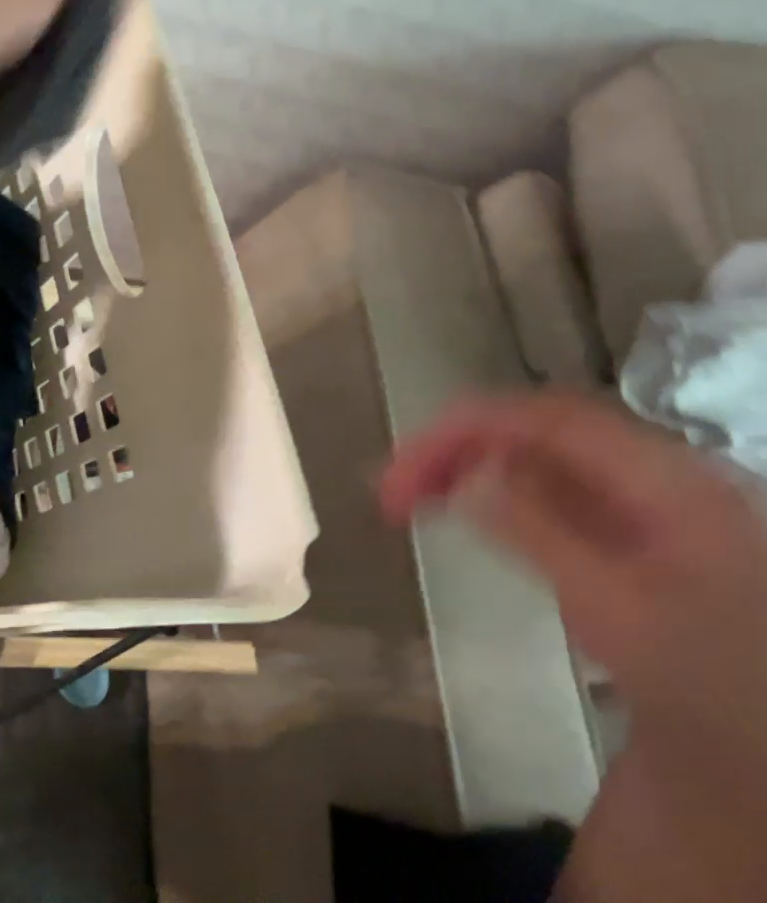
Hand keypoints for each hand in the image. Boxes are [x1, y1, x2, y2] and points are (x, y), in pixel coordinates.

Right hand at [381, 391, 766, 772]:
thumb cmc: (702, 674)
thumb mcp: (613, 606)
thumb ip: (538, 531)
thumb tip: (464, 478)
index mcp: (664, 479)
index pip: (544, 419)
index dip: (460, 430)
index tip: (396, 472)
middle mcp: (658, 474)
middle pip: (536, 429)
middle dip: (453, 448)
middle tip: (390, 492)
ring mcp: (650, 500)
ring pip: (538, 455)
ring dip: (466, 465)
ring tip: (409, 499)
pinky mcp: (635, 529)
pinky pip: (551, 485)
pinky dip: (494, 489)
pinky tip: (463, 513)